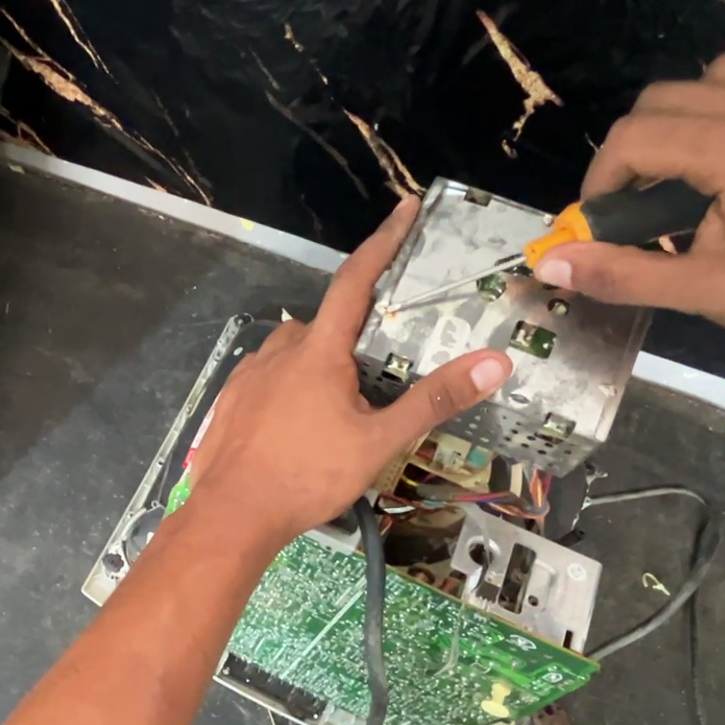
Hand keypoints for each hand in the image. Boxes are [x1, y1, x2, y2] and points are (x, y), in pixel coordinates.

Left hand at [186, 197, 512, 547]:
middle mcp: (280, 349)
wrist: (231, 514)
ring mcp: (249, 373)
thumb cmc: (306, 476)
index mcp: (318, 350)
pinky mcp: (230, 398)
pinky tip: (298, 422)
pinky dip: (290, 385)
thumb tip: (494, 362)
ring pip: (294, 351)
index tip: (404, 210)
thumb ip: (432, 401)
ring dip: (320, 362)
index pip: (355, 279)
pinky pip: (269, 376)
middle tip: (382, 362)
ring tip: (341, 404)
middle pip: (327, 323)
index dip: (383, 241)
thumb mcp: (377, 442)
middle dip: (355, 334)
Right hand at [534, 49, 724, 360]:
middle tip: (642, 199)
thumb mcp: (706, 292)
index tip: (602, 218)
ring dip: (695, 114)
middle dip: (638, 146)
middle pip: (672, 94)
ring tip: (700, 168)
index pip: (635, 135)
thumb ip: (622, 273)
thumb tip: (549, 264)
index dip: (601, 176)